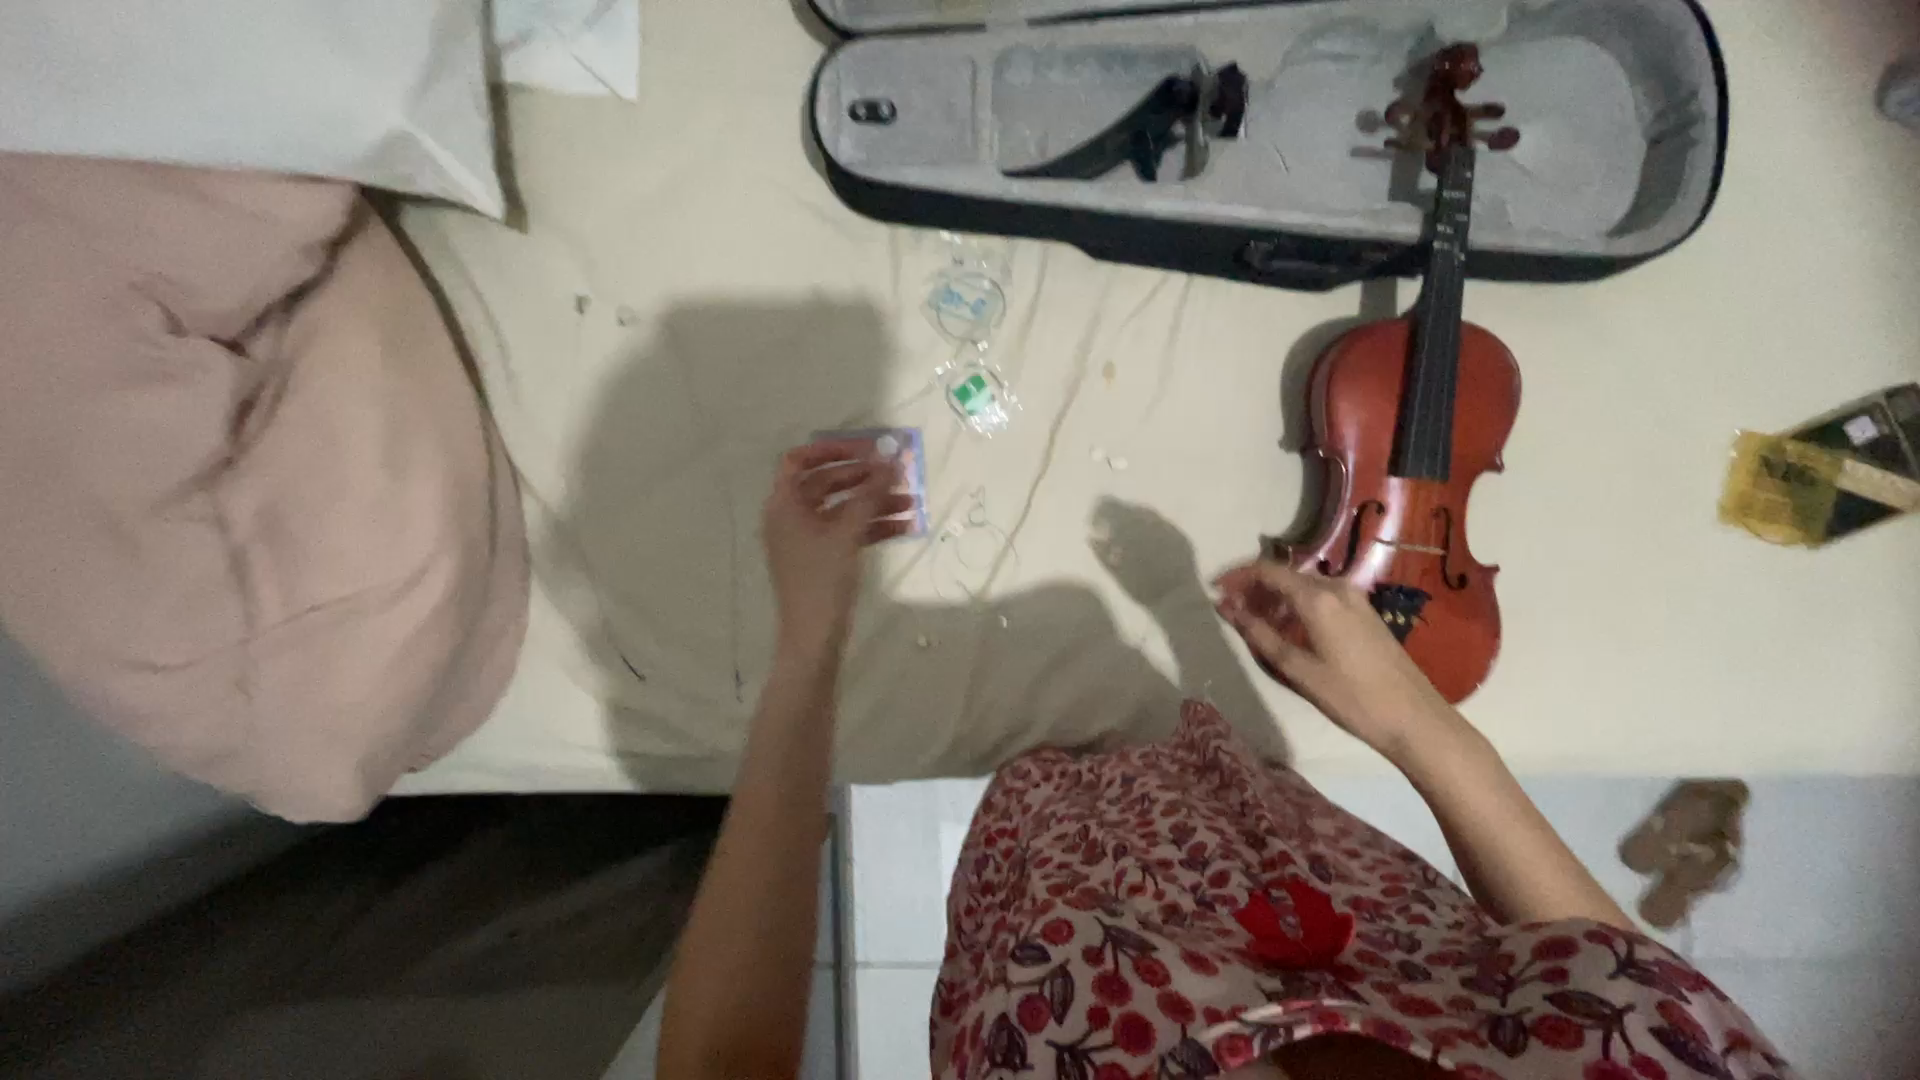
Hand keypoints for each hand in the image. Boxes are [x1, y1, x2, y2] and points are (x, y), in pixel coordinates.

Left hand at [763, 440, 913, 653]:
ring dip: (875, 502)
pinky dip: (873, 525)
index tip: (865, 449)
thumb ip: (869, 494)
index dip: (832, 449)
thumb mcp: (847, 533)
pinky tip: (904, 526)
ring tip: (911, 501)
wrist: (813, 637)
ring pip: (843, 508)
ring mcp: (807, 538)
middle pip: (827, 483)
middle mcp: (791, 516)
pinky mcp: (823, 558)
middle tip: (896, 473)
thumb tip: (891, 459)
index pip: (800, 460)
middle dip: (863, 477)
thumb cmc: (822, 579)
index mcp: (784, 505)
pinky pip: (848, 531)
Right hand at [1213, 560, 1461, 762]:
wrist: (1415, 719)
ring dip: (1274, 599)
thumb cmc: (1351, 697)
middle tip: (1230, 611)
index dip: (1236, 577)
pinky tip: (1286, 631)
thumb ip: (1258, 633)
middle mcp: (1337, 588)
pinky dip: (1295, 606)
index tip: (1214, 591)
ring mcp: (1354, 599)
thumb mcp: (1296, 668)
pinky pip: (1319, 597)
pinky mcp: (1363, 613)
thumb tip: (1225, 606)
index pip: (1267, 571)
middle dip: (1253, 589)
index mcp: (1318, 597)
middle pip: (1285, 575)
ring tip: (1253, 624)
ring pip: (1302, 586)